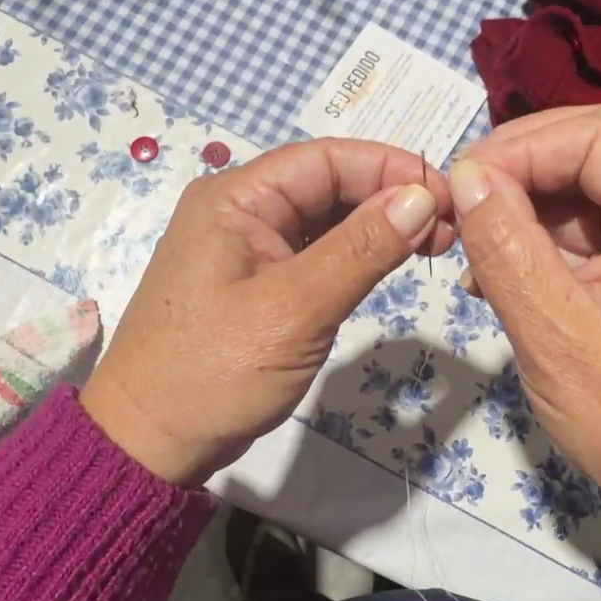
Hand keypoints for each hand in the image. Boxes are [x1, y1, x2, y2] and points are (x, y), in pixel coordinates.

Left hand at [81, 139, 451, 487]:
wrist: (150, 442)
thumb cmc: (216, 372)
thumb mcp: (296, 309)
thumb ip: (361, 250)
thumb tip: (422, 198)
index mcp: (237, 197)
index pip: (327, 159)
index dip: (391, 168)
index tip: (447, 194)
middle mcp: (241, 209)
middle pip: (328, 183)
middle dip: (390, 197)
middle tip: (450, 228)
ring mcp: (248, 246)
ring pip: (325, 217)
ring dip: (377, 226)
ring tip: (433, 244)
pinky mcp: (258, 280)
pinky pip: (314, 250)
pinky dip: (355, 253)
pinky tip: (391, 262)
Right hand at [450, 105, 600, 600]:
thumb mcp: (554, 336)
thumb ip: (506, 247)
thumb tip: (465, 176)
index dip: (524, 145)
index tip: (463, 181)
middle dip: (527, 158)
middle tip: (467, 191)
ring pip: (599, 177)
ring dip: (533, 195)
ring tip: (477, 236)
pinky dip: (549, 229)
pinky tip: (505, 265)